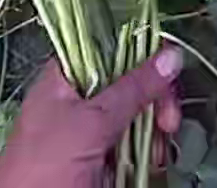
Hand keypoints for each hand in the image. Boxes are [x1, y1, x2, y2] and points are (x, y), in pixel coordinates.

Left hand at [0, 47, 183, 187]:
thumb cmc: (44, 171)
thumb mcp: (91, 123)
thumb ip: (133, 87)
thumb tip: (172, 54)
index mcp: (67, 76)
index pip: (112, 44)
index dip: (142, 52)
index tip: (167, 69)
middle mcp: (80, 98)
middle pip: (130, 79)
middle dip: (154, 97)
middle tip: (168, 121)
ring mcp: (91, 133)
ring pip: (136, 113)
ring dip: (154, 128)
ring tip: (158, 151)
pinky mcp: (102, 162)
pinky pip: (134, 144)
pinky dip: (148, 151)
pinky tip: (154, 162)